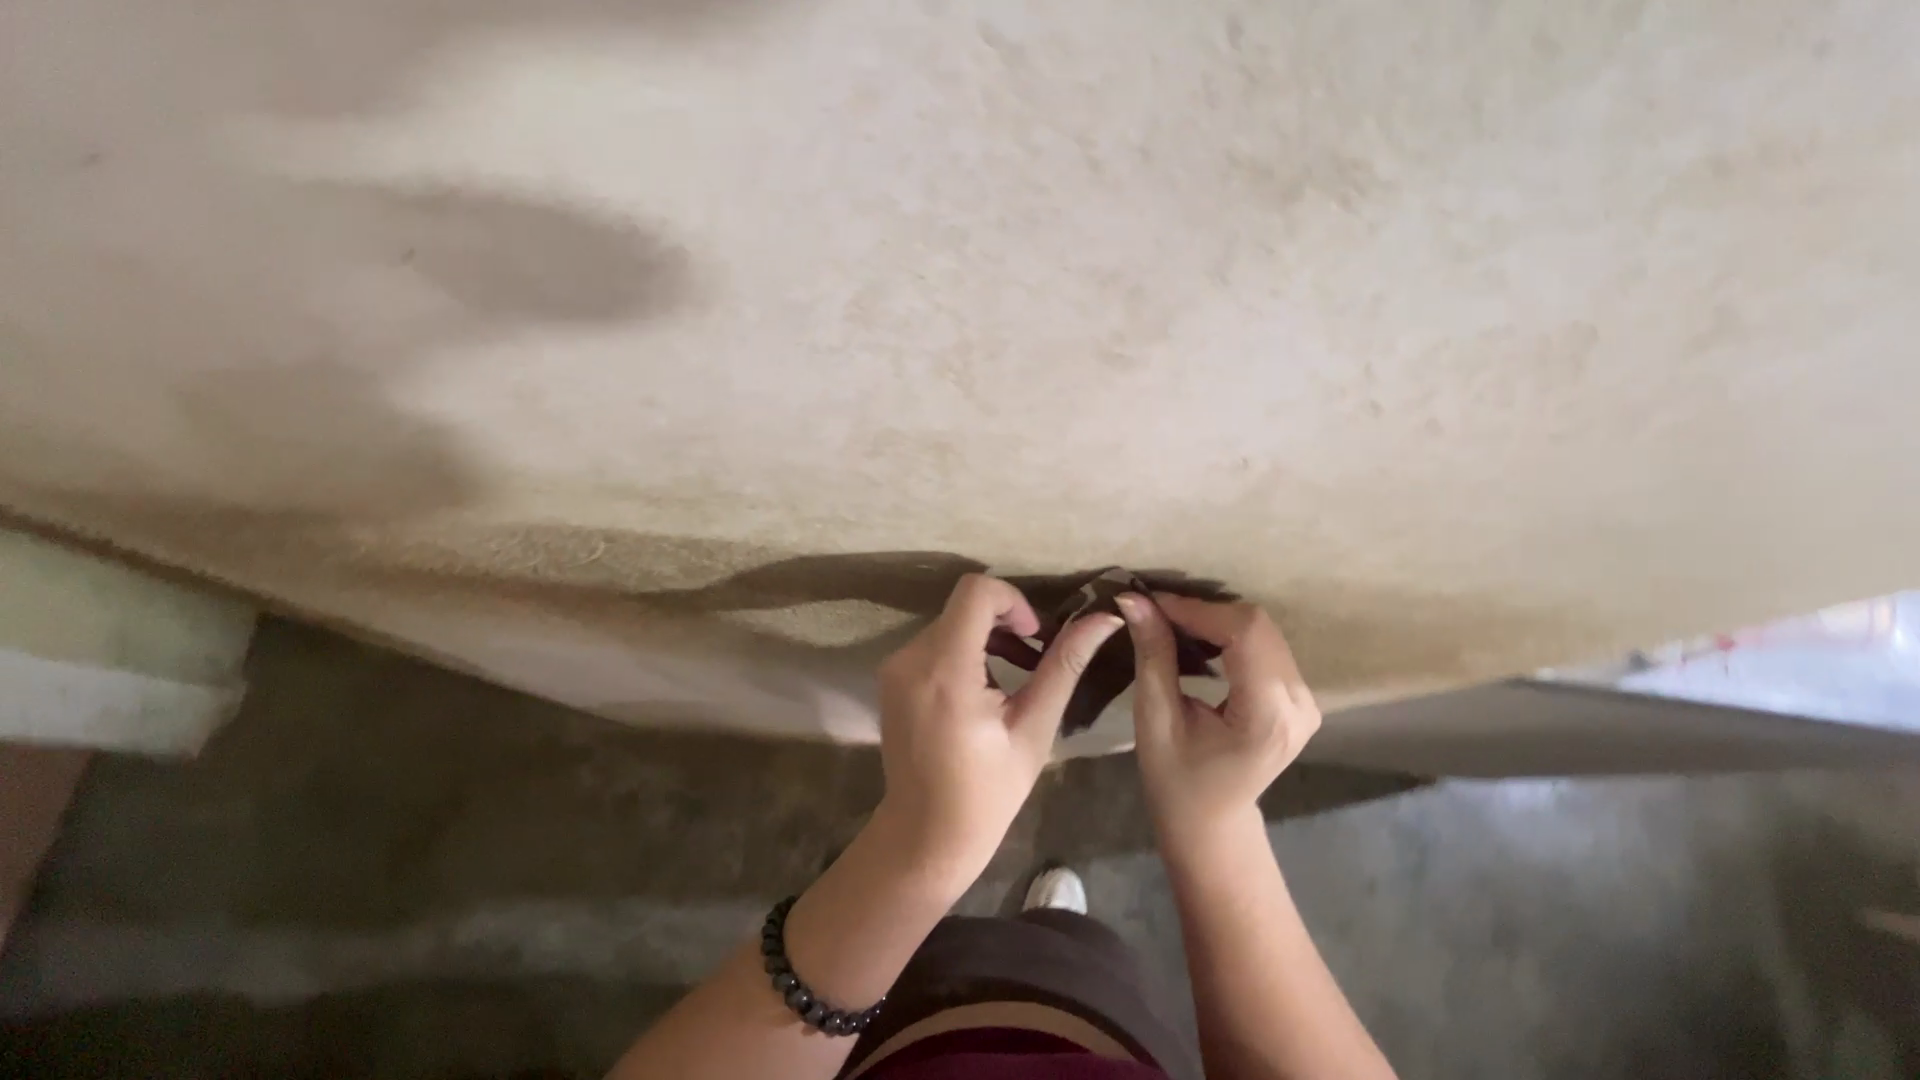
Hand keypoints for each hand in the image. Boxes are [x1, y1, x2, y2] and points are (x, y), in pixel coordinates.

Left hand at [874, 574, 1123, 885]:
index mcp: (946, 671)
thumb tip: (1105, 618)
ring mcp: (895, 667)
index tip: (1037, 637)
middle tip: (1039, 658)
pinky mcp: (892, 677)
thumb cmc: (988, 791)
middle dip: (1007, 622)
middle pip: (965, 606)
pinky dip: (966, 650)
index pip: (977, 591)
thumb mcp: (1034, 728)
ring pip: (951, 622)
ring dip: (989, 636)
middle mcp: (911, 659)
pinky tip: (989, 686)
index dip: (1014, 601)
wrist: (926, 833)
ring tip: (1021, 673)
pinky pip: (935, 642)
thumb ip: (1064, 665)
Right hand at [1117, 593, 1320, 842]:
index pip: (1244, 633)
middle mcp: (1299, 703)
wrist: (1210, 822)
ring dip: (1216, 620)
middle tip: (1157, 613)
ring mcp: (1306, 701)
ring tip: (1172, 624)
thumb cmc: (1175, 780)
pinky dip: (1230, 634)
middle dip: (1204, 611)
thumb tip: (1135, 600)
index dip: (1197, 609)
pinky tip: (1199, 641)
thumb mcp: (1155, 719)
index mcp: (1267, 716)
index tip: (1151, 603)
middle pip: (1257, 626)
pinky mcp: (1300, 697)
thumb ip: (1153, 655)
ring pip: (1263, 631)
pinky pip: (1267, 646)